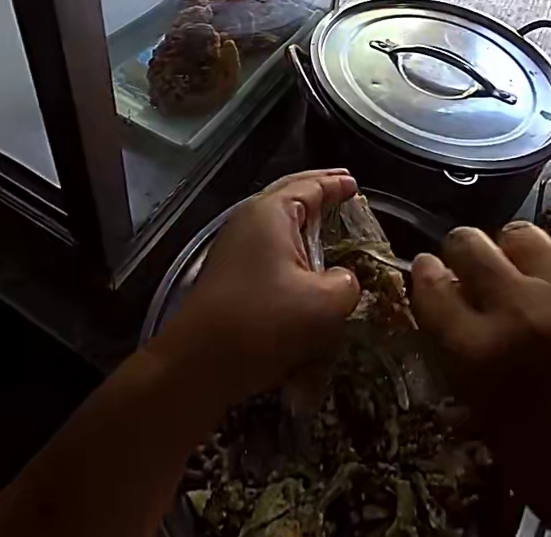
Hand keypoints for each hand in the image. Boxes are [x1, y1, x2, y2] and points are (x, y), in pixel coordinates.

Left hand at [149, 170, 361, 404]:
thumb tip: (345, 280)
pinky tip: (304, 261)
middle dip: (317, 190)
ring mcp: (234, 245)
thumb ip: (347, 283)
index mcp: (272, 212)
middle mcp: (249, 219)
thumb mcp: (323, 304)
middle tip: (342, 187)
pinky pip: (267, 244)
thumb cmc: (262, 322)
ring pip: (276, 220)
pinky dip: (290, 242)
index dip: (335, 184)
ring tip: (328, 223)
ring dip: (303, 218)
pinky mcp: (229, 272)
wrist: (196, 366)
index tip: (355, 184)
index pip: (310, 185)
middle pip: (289, 193)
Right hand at [412, 214, 550, 536]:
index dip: (429, 274)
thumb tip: (444, 290)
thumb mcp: (490, 418)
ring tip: (537, 277)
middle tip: (482, 272)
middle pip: (469, 243)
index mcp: (483, 359)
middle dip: (467, 255)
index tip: (434, 271)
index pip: (431, 284)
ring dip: (520, 255)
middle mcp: (527, 315)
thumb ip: (462, 351)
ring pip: (522, 233)